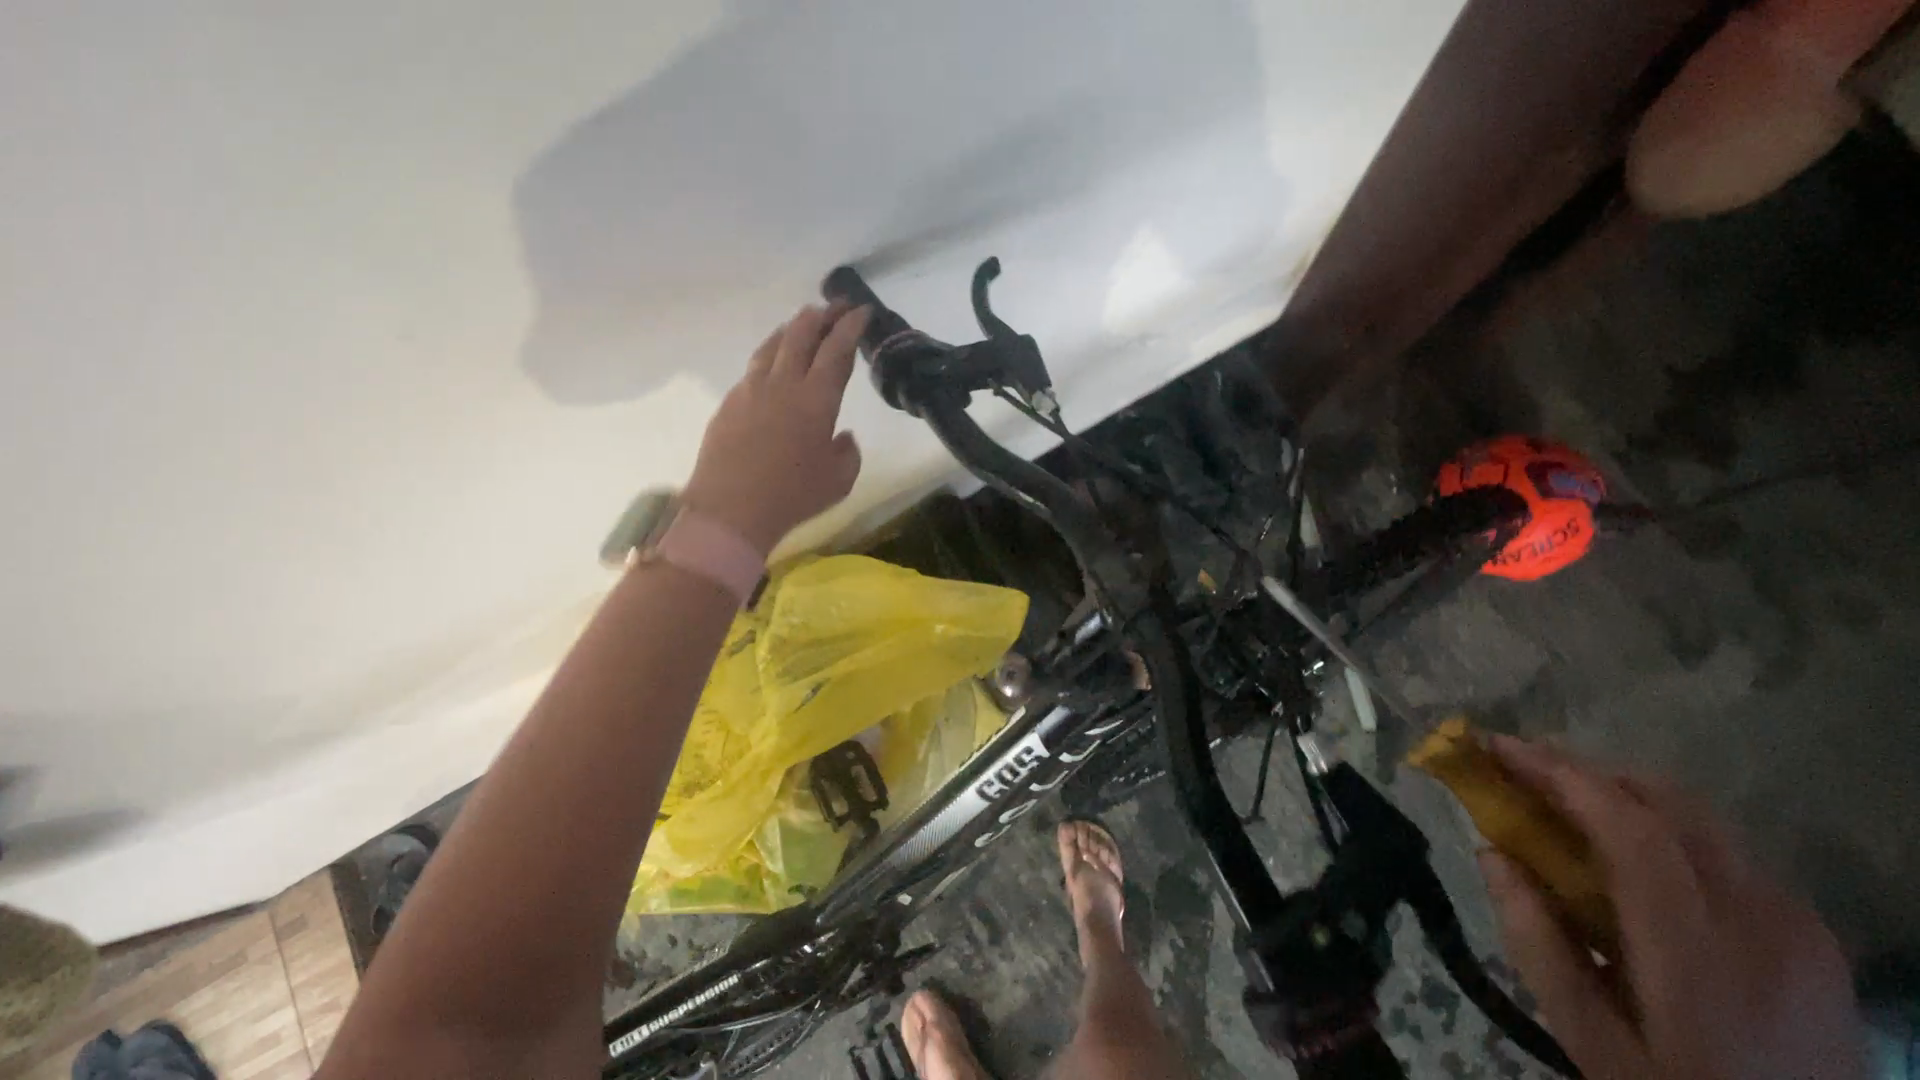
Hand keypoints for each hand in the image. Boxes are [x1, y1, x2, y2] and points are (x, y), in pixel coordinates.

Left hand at [683, 304, 870, 553]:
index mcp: (816, 399)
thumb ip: (848, 452)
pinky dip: (770, 355)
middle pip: (802, 334)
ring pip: (773, 344)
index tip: (861, 311)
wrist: (731, 510)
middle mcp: (783, 384)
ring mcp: (751, 390)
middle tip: (835, 307)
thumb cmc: (793, 497)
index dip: (851, 326)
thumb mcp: (839, 481)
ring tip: (803, 322)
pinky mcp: (729, 403)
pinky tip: (772, 362)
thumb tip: (842, 436)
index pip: (837, 349)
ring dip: (792, 328)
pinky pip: (754, 367)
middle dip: (822, 315)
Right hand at [1479, 736, 1864, 1079]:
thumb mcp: (1588, 1037)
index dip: (1560, 774)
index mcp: (1696, 948)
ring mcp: (1797, 920)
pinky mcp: (1814, 931)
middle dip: (1587, 772)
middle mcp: (1759, 916)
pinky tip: (1633, 862)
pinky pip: (1728, 853)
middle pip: (1669, 802)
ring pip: (1701, 819)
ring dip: (1626, 797)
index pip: (1630, 826)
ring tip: (1565, 807)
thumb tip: (1491, 852)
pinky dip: (1667, 832)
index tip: (1497, 747)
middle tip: (1522, 773)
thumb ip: (1537, 942)